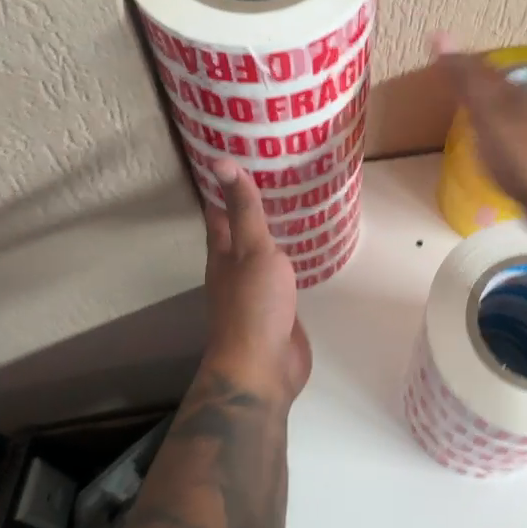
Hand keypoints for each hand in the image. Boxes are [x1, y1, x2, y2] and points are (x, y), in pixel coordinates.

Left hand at [202, 160, 311, 402]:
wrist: (262, 368)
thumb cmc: (254, 305)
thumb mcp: (253, 250)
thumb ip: (245, 209)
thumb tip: (222, 160)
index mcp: (222, 254)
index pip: (220, 211)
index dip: (225, 186)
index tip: (239, 158)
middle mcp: (234, 271)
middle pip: (239, 233)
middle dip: (251, 209)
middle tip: (277, 178)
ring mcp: (255, 293)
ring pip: (262, 256)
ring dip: (273, 236)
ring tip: (295, 210)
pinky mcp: (276, 312)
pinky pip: (283, 279)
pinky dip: (291, 262)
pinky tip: (307, 256)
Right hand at [432, 34, 526, 208]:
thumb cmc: (520, 155)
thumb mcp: (488, 113)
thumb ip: (466, 79)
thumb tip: (439, 33)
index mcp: (514, 93)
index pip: (481, 68)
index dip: (458, 63)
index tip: (434, 59)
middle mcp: (526, 108)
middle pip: (494, 88)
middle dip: (471, 83)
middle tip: (445, 82)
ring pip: (502, 111)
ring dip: (482, 107)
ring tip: (461, 112)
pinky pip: (506, 135)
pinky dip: (490, 132)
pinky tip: (484, 146)